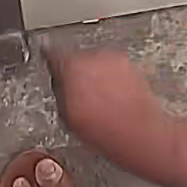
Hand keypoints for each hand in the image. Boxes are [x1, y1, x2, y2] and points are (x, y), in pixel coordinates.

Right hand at [45, 44, 166, 149]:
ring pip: (96, 61)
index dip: (49, 58)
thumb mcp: (66, 115)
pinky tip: (114, 96)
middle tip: (80, 93)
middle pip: (76, 57)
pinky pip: (113, 66)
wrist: (137, 133)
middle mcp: (92, 56)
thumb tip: (57, 81)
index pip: (52, 53)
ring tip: (100, 98)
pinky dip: (112, 76)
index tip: (48, 58)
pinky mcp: (130, 64)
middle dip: (76, 71)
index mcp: (70, 66)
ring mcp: (113, 58)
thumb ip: (59, 90)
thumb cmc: (103, 129)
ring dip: (96, 73)